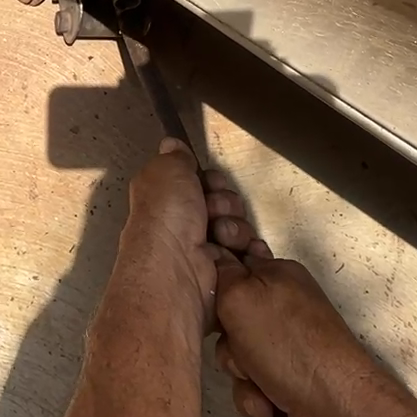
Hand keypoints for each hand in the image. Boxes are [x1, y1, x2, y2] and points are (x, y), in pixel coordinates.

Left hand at [116, 140, 262, 333]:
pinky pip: (250, 252)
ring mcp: (206, 250)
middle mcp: (184, 224)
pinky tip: (240, 251)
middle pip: (224, 201)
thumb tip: (172, 144)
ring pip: (239, 226)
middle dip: (224, 202)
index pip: (200, 181)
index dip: (208, 178)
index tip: (205, 181)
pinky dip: (249, 249)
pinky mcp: (226, 272)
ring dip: (235, 226)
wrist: (177, 270)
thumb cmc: (166, 217)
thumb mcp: (166, 171)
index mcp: (167, 199)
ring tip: (220, 235)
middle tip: (213, 210)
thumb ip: (175, 156)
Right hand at [213, 249, 377, 416]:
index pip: (233, 270)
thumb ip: (221, 274)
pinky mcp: (291, 388)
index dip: (219, 289)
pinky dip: (260, 406)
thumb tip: (214, 262)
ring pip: (240, 364)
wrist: (339, 413)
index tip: (214, 307)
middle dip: (230, 350)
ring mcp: (289, 352)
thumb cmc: (287, 345)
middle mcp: (284, 311)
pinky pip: (255, 392)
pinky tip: (272, 414)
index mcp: (278, 276)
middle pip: (231, 324)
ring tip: (263, 396)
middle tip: (243, 358)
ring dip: (245, 386)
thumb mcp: (242, 295)